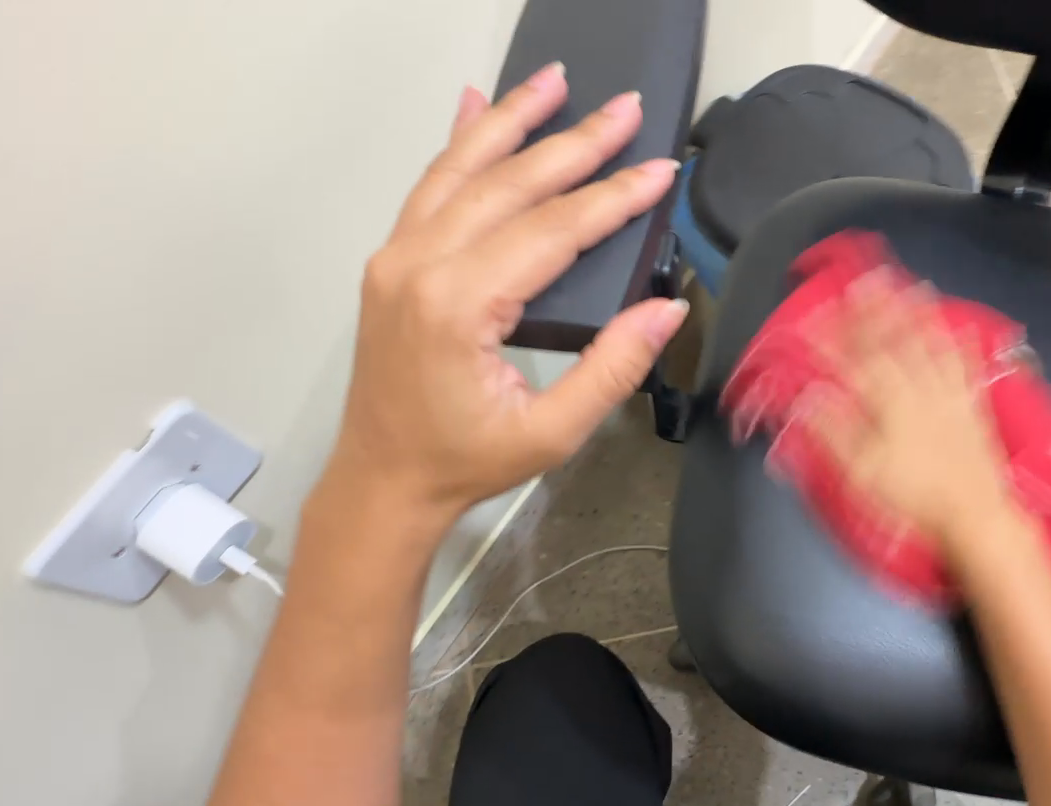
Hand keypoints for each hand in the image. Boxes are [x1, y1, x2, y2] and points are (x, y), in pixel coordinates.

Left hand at [330, 64, 688, 515]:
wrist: (384, 479)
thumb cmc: (465, 462)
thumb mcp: (551, 433)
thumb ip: (611, 368)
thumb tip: (665, 310)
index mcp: (458, 306)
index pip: (551, 232)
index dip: (611, 199)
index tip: (658, 171)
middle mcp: (419, 265)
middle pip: (509, 185)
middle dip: (573, 143)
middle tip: (624, 108)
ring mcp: (397, 258)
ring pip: (462, 170)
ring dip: (513, 122)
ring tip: (555, 82)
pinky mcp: (391, 264)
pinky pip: (428, 188)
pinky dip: (458, 145)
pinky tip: (475, 105)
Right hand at [808, 269, 1015, 548]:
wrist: (975, 514)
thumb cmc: (912, 498)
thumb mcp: (862, 473)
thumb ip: (834, 432)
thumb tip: (808, 397)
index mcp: (887, 404)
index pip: (852, 363)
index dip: (829, 339)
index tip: (810, 318)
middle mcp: (918, 389)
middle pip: (892, 343)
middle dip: (873, 312)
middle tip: (860, 282)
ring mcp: (949, 395)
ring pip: (930, 346)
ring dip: (917, 316)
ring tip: (909, 287)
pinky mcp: (972, 407)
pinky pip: (966, 367)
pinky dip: (962, 344)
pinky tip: (962, 328)